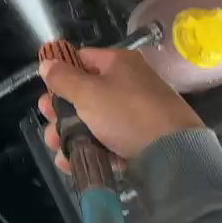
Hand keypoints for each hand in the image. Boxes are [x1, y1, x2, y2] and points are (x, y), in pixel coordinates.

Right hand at [39, 47, 203, 168]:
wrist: (176, 156)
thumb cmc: (126, 114)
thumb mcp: (87, 93)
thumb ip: (62, 78)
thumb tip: (45, 63)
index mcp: (118, 63)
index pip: (81, 60)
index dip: (60, 75)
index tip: (47, 94)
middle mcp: (129, 83)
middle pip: (85, 93)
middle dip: (61, 112)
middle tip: (49, 125)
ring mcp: (137, 112)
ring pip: (94, 120)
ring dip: (71, 135)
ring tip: (59, 151)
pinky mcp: (142, 139)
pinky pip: (110, 139)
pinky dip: (92, 149)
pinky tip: (74, 163)